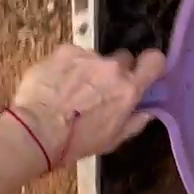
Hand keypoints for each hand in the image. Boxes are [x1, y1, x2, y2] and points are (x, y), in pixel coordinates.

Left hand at [6, 44, 166, 169]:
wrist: (38, 131)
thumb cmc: (77, 143)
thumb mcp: (111, 141)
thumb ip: (133, 123)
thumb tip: (147, 112)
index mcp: (128, 90)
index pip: (154, 61)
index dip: (150, 65)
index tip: (142, 73)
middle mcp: (112, 68)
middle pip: (123, 59)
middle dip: (115, 72)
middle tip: (99, 91)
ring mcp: (88, 56)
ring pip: (95, 58)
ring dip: (88, 71)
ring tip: (70, 92)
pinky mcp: (64, 51)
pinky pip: (72, 56)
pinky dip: (67, 68)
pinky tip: (55, 85)